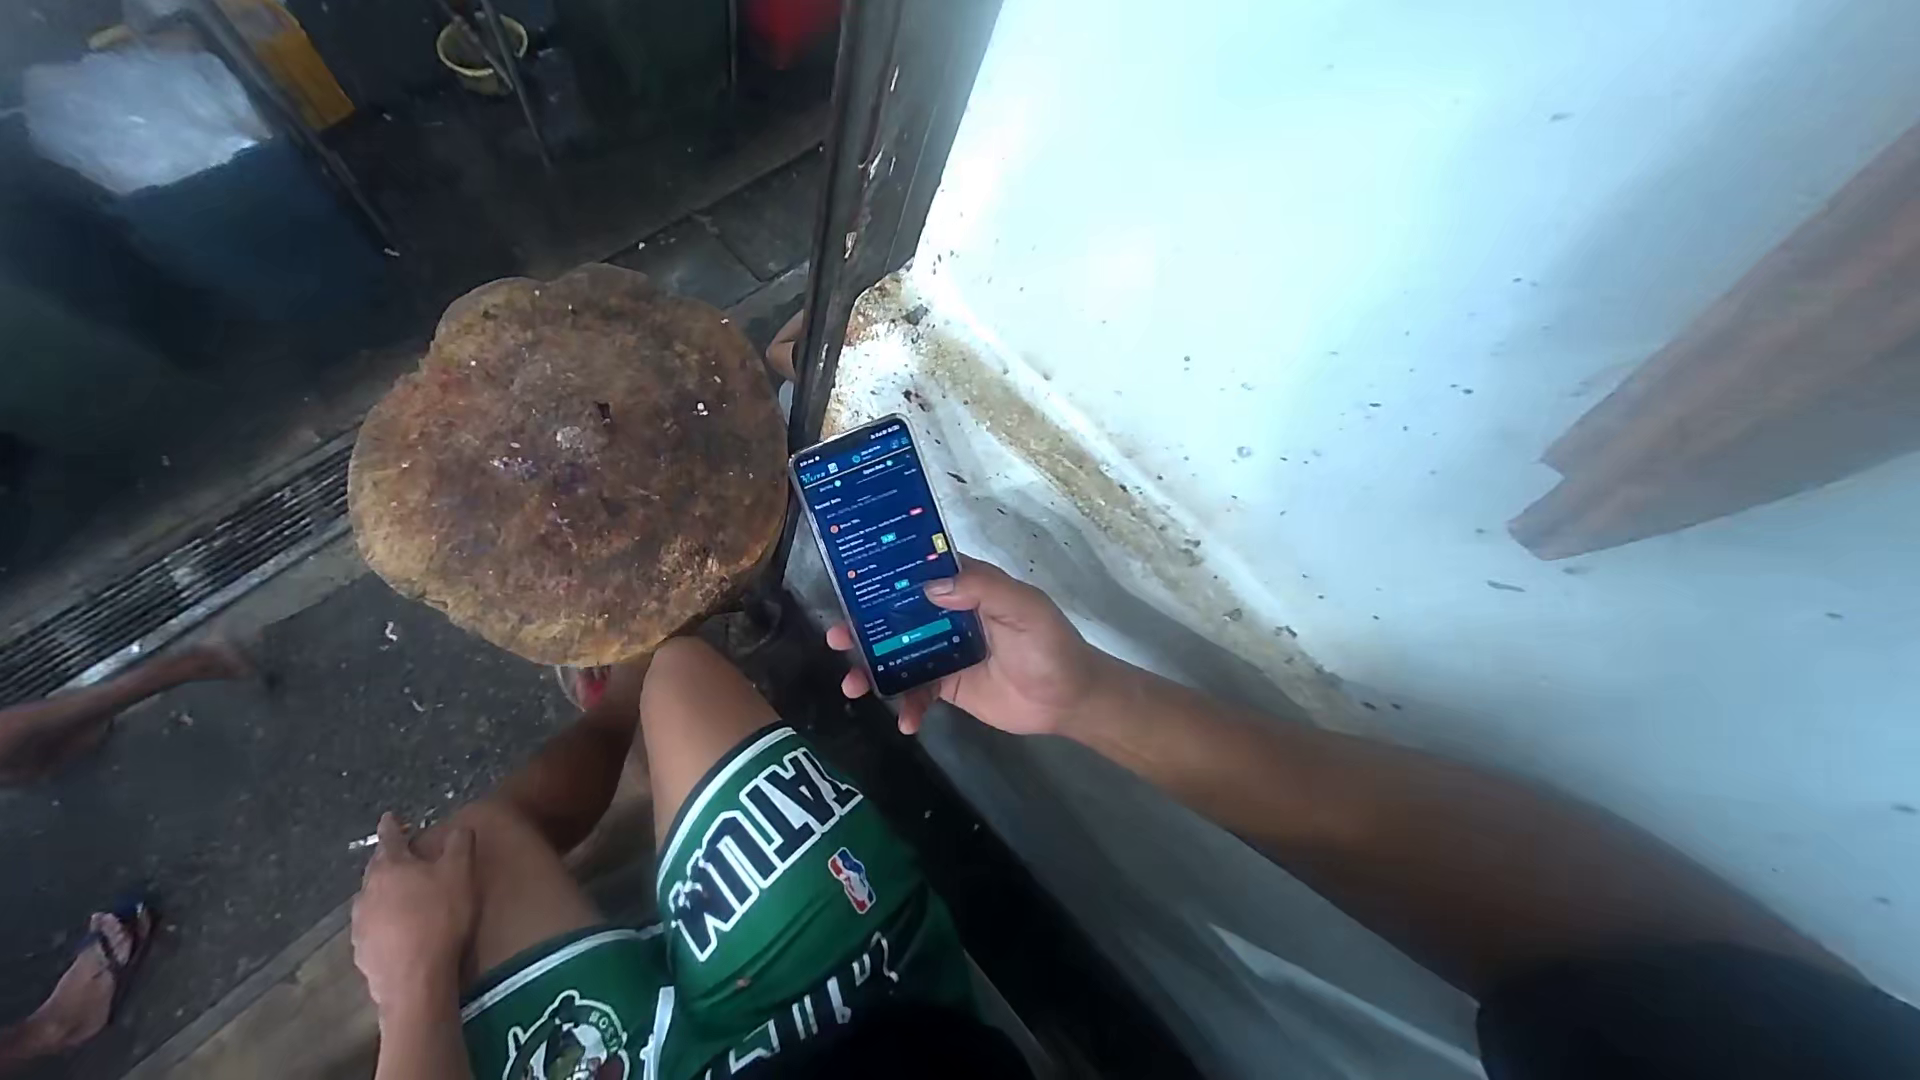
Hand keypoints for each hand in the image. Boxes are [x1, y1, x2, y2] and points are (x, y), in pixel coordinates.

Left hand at [352, 813, 475, 1014]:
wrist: (416, 977)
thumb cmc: (441, 915)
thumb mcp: (461, 871)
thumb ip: (459, 844)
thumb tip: (457, 828)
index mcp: (389, 869)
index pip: (389, 840)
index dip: (392, 826)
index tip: (389, 816)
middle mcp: (367, 894)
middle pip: (377, 869)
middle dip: (391, 859)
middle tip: (408, 853)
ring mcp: (360, 925)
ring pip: (374, 897)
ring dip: (389, 890)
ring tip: (409, 890)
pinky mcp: (363, 951)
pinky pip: (375, 923)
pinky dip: (388, 916)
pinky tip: (405, 924)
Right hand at [828, 555, 1111, 735]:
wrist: (1067, 700)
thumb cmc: (1049, 645)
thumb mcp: (1024, 608)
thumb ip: (983, 589)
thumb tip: (930, 587)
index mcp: (967, 589)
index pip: (921, 572)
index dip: (887, 573)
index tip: (852, 578)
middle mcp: (949, 616)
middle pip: (898, 615)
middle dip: (863, 625)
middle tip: (835, 636)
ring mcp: (945, 652)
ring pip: (898, 655)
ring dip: (872, 668)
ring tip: (851, 685)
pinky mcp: (948, 686)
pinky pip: (917, 693)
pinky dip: (908, 707)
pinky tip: (906, 722)